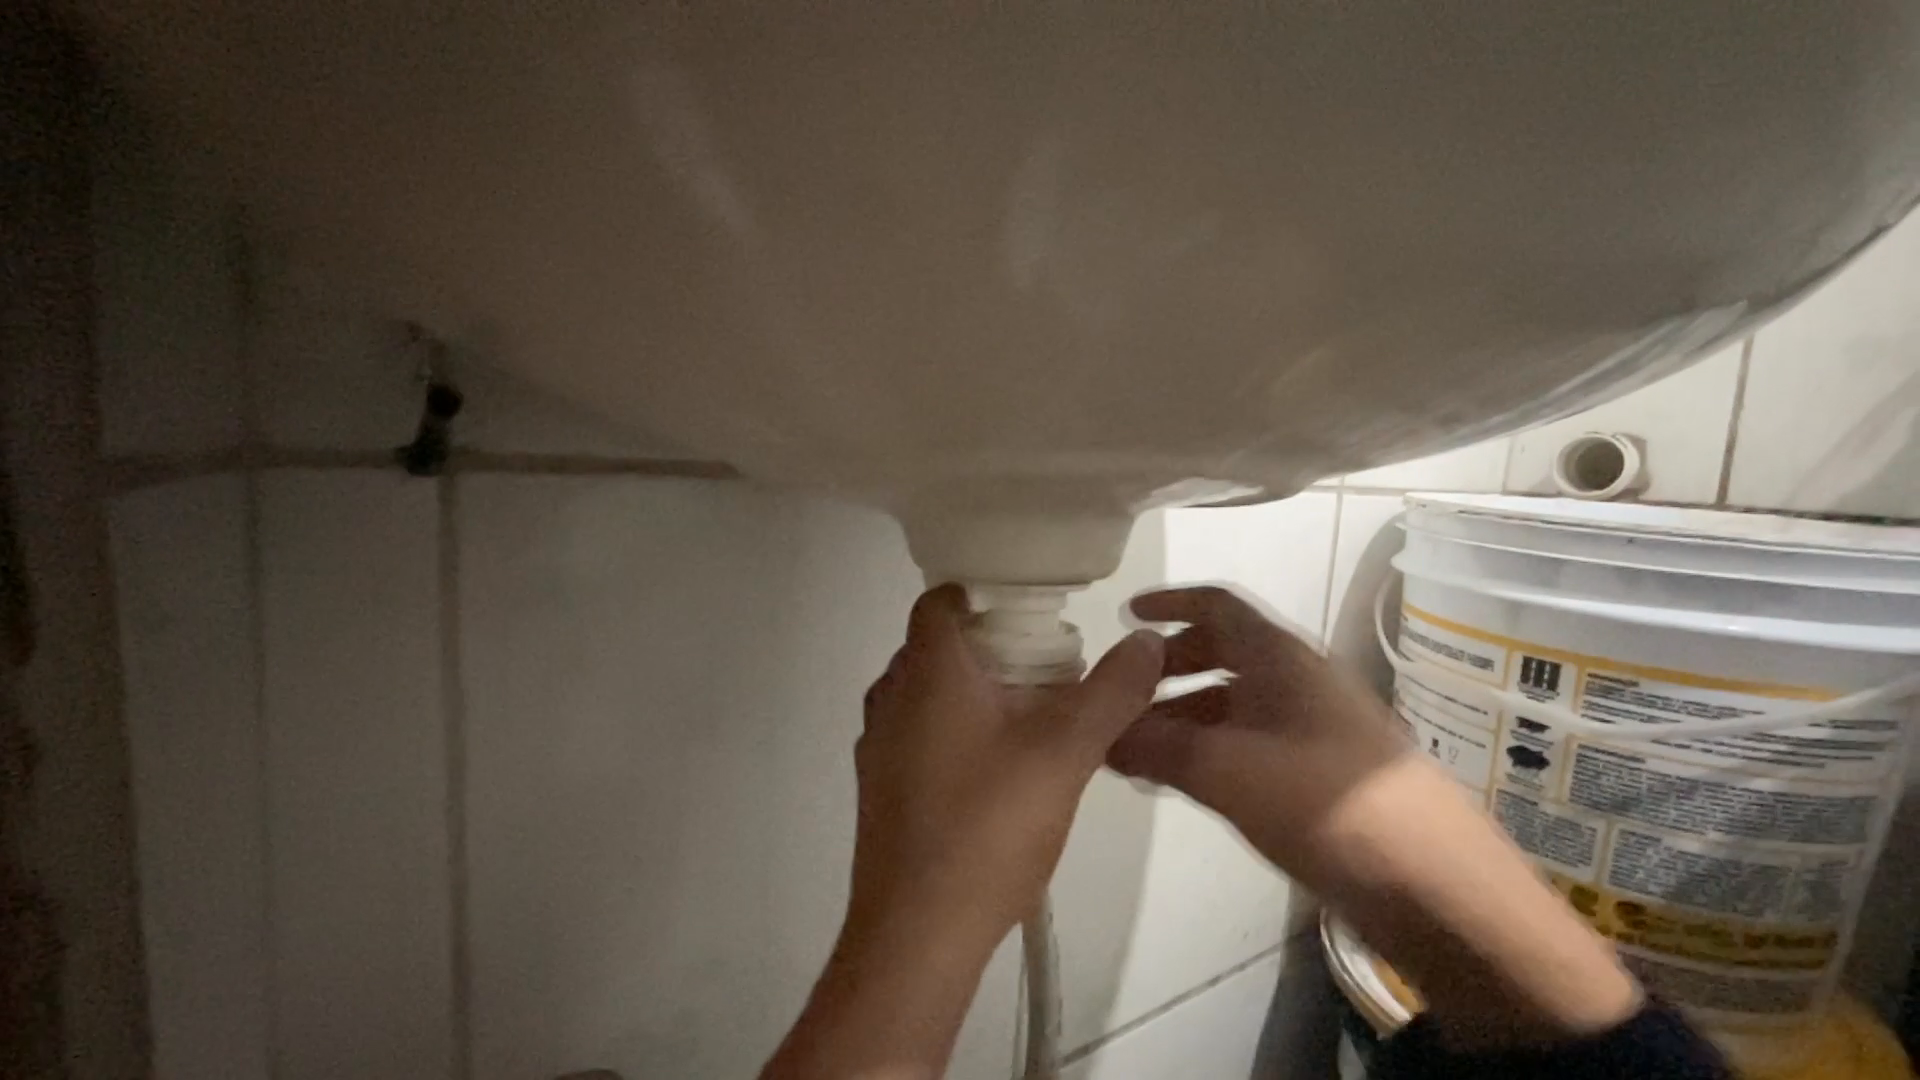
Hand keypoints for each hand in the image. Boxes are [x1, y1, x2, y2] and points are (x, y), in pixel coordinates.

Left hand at [761, 585, 1163, 1079]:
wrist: (917, 931)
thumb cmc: (989, 826)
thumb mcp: (1066, 752)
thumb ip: (1110, 692)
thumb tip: (1147, 641)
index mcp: (927, 672)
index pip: (939, 600)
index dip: (980, 594)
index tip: (1029, 611)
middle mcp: (890, 697)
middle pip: (935, 647)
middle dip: (987, 648)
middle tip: (1043, 668)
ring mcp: (876, 745)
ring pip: (924, 694)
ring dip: (969, 694)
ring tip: (1026, 719)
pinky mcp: (877, 787)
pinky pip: (914, 735)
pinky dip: (950, 732)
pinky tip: (993, 772)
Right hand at [1106, 585, 1407, 886]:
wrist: (1433, 885)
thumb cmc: (1325, 803)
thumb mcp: (1226, 769)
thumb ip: (1158, 746)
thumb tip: (1104, 733)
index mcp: (1280, 660)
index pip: (1217, 606)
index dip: (1170, 602)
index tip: (1125, 613)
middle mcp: (1295, 683)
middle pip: (1219, 654)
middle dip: (1165, 670)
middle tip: (1120, 695)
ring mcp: (1308, 729)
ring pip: (1229, 704)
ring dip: (1179, 717)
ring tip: (1131, 749)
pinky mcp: (1314, 775)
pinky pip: (1245, 744)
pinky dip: (1204, 750)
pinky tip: (1175, 781)